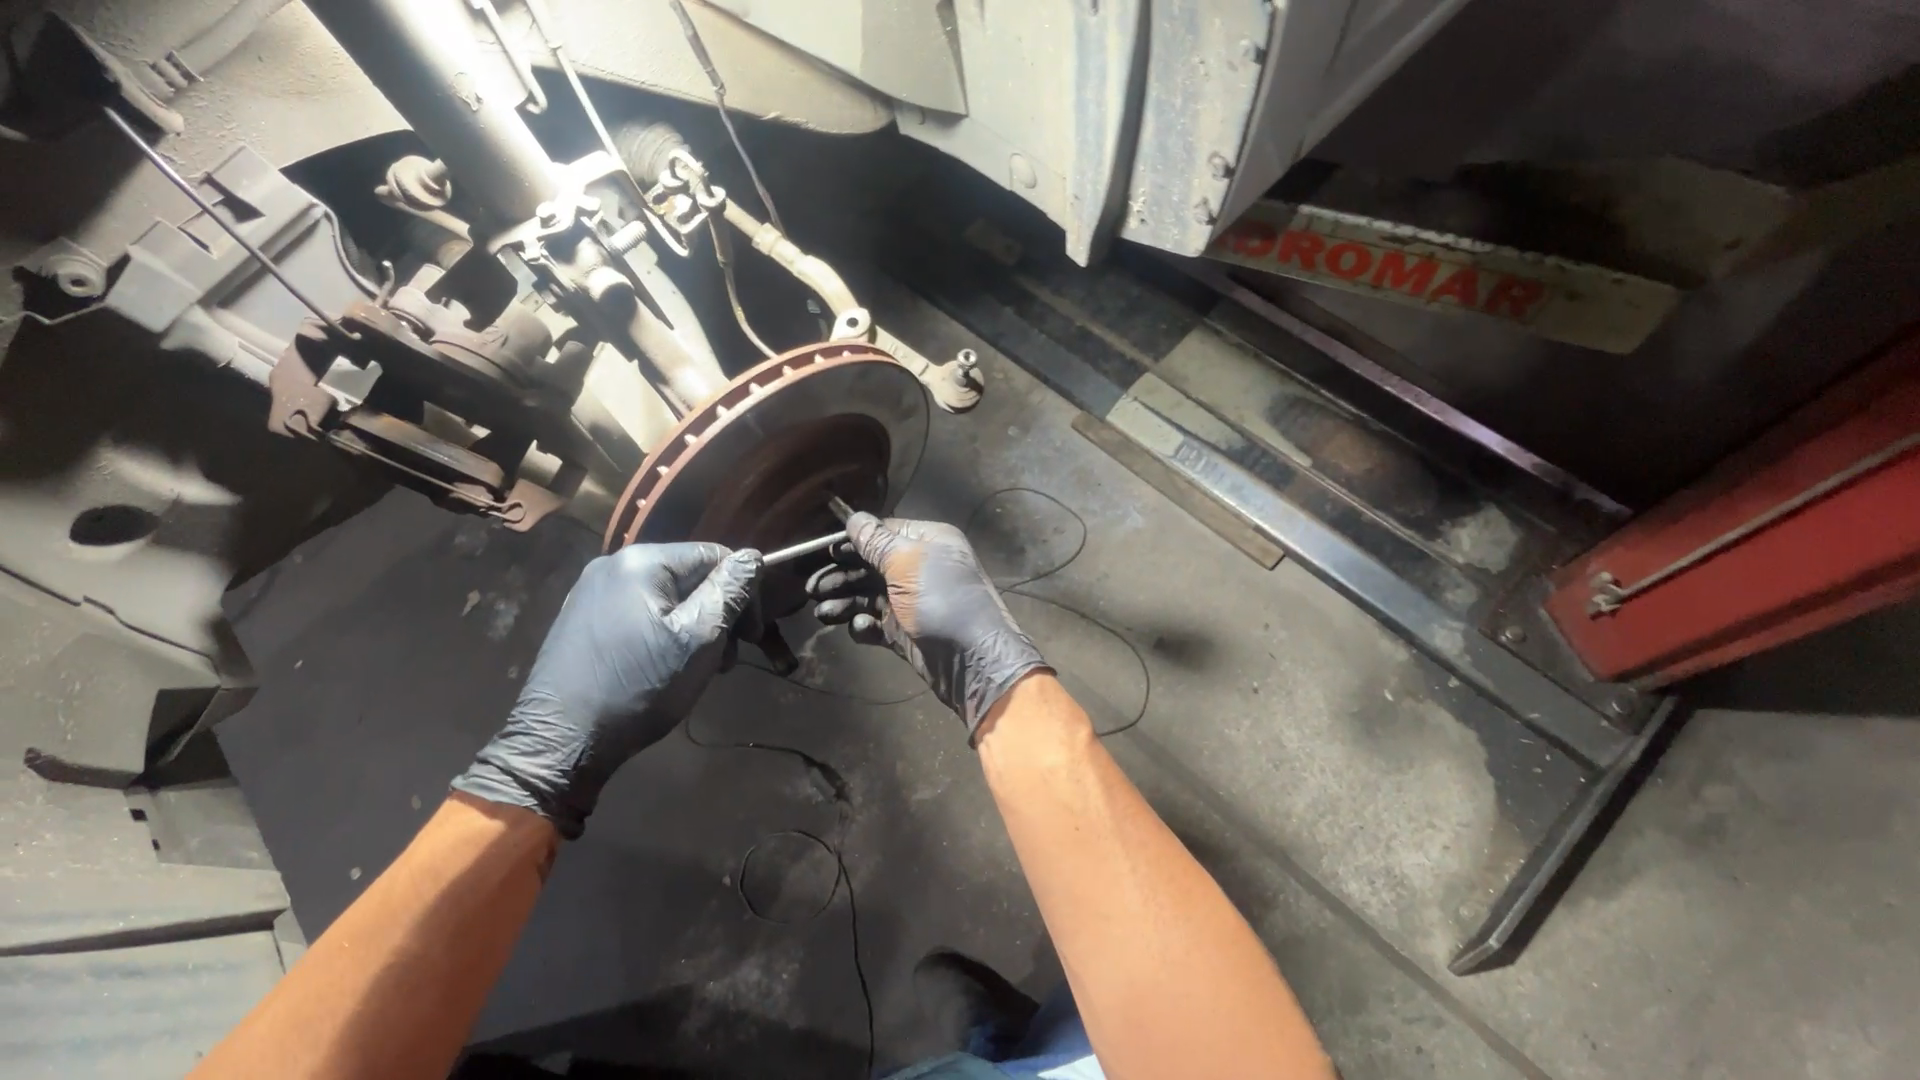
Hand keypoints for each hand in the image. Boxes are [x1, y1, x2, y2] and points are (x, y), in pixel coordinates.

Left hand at [453, 543, 761, 837]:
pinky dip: (661, 634)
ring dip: (692, 627)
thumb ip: (730, 592)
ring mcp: (591, 592)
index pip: (716, 556)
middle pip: (689, 575)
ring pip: (665, 597)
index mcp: (642, 561)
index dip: (744, 593)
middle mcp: (613, 564)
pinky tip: (662, 667)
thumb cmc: (639, 688)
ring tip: (696, 669)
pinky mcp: (581, 620)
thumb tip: (752, 557)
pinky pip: (638, 612)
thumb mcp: (699, 640)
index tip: (751, 638)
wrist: (560, 741)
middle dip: (717, 614)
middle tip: (724, 660)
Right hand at [806, 512, 1049, 735]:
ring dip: (843, 602)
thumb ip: (876, 541)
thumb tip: (853, 518)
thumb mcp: (908, 563)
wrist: (971, 661)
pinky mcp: (905, 632)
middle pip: (869, 565)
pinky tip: (860, 629)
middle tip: (811, 588)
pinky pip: (875, 624)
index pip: (882, 532)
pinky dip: (863, 626)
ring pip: (867, 596)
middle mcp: (919, 568)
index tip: (822, 551)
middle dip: (840, 576)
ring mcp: (912, 602)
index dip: (851, 542)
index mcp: (927, 543)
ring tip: (823, 613)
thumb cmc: (942, 601)